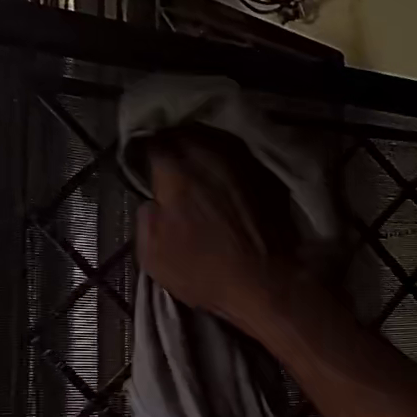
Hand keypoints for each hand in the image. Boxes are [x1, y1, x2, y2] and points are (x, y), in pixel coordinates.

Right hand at [136, 135, 292, 329]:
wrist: (270, 281)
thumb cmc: (206, 270)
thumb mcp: (153, 254)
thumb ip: (146, 217)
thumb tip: (155, 202)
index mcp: (174, 166)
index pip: (150, 142)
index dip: (146, 156)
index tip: (146, 170)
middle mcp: (209, 150)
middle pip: (184, 135)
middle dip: (175, 149)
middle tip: (171, 171)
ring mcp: (242, 159)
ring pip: (214, 143)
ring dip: (203, 155)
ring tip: (199, 175)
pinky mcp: (267, 173)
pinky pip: (238, 159)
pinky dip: (229, 168)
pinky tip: (227, 186)